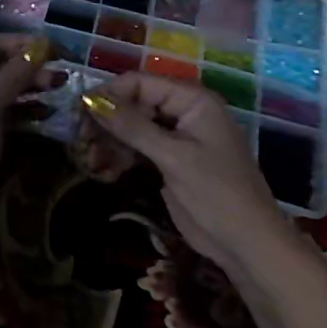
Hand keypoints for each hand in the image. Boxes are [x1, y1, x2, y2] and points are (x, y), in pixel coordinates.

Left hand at [0, 33, 51, 227]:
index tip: (55, 48)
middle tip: (62, 73)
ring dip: (34, 86)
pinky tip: (49, 112)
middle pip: (4, 66)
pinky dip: (31, 109)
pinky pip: (15, 111)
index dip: (22, 45)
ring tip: (60, 87)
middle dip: (31, 66)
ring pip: (11, 88)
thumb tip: (42, 46)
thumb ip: (13, 75)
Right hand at [81, 74, 292, 270]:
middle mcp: (183, 112)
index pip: (139, 83)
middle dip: (105, 121)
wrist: (246, 244)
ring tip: (90, 161)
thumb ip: (131, 126)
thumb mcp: (172, 157)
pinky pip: (135, 148)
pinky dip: (118, 157)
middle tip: (81, 141)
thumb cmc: (217, 193)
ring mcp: (175, 137)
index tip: (79, 114)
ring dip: (107, 142)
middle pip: (132, 104)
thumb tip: (90, 100)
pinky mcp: (168, 161)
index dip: (108, 95)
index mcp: (193, 101)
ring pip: (130, 127)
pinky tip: (104, 172)